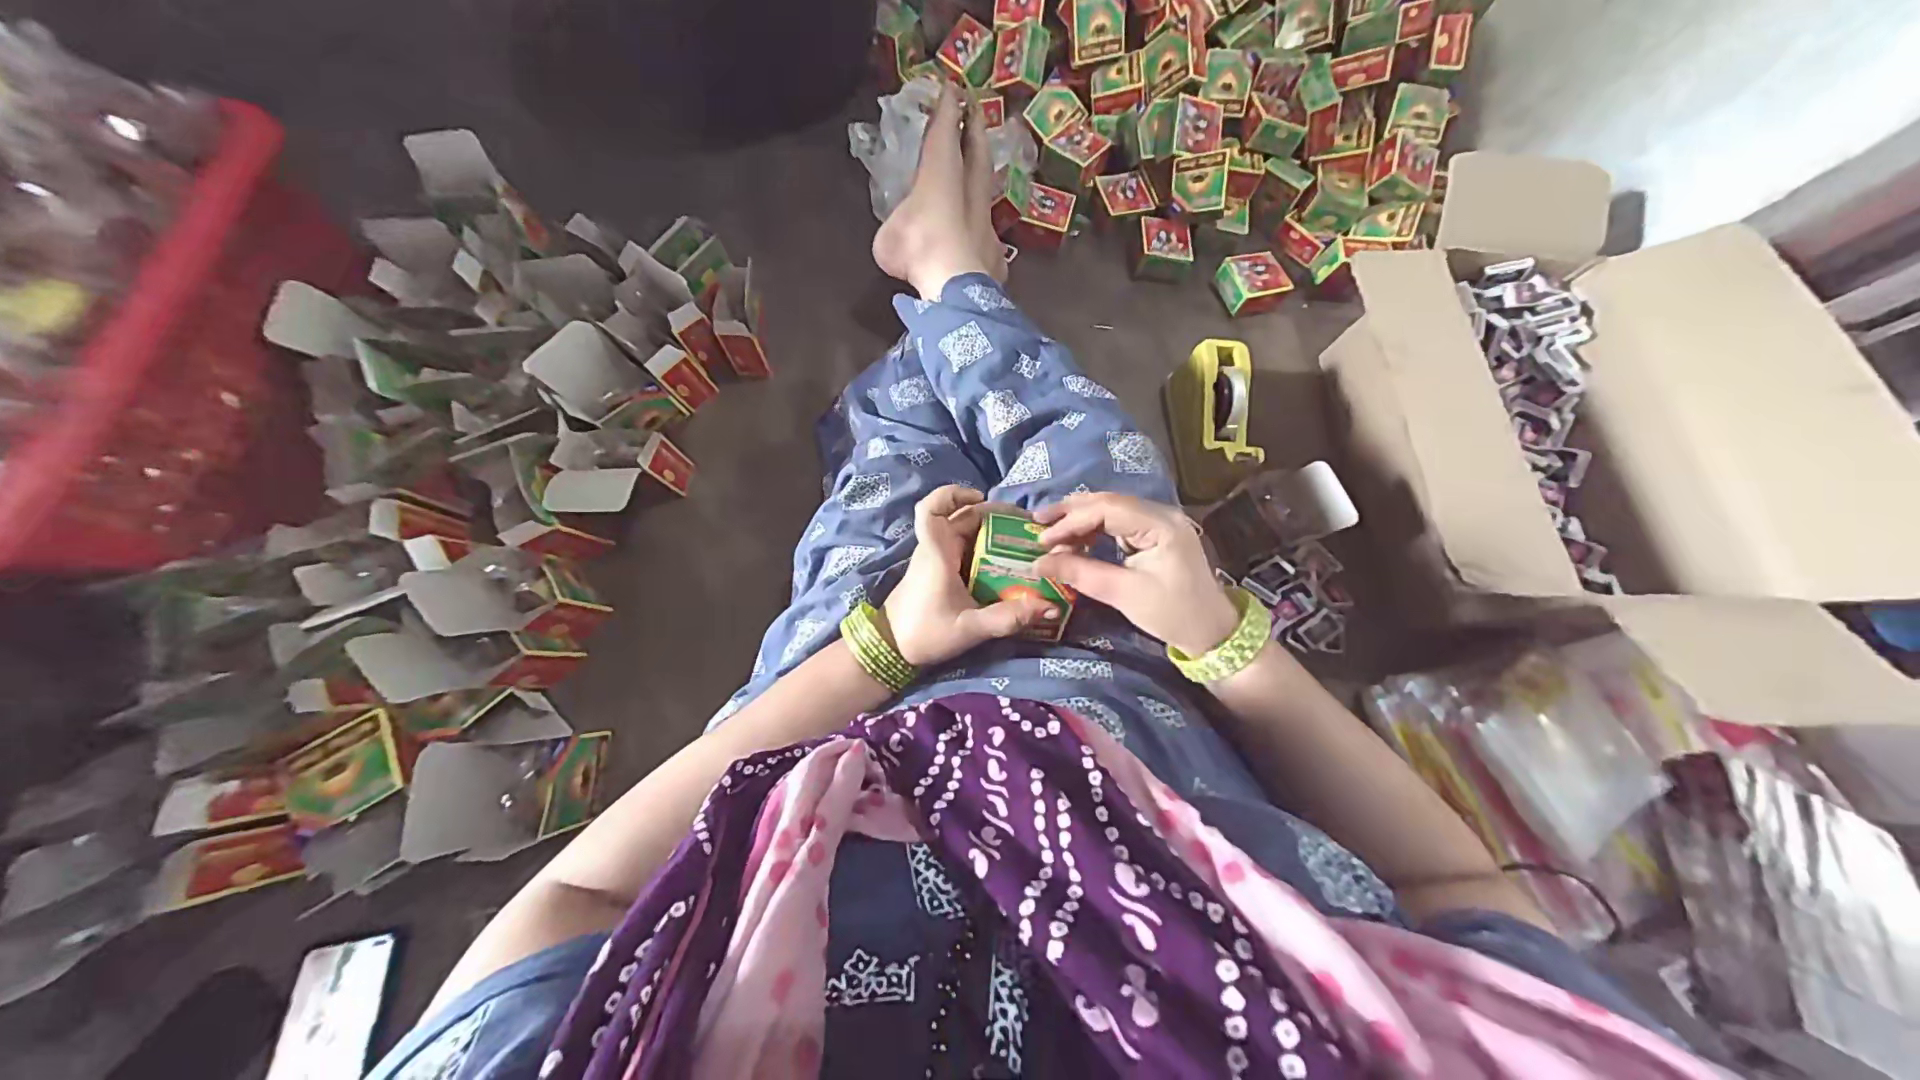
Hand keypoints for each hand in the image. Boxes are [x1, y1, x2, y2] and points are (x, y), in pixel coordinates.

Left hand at [882, 485, 1055, 666]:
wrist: (892, 650)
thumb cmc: (924, 632)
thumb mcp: (969, 628)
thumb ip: (1008, 618)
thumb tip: (1049, 607)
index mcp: (937, 553)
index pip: (931, 508)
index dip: (952, 494)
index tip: (980, 496)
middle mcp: (935, 550)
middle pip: (962, 517)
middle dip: (994, 516)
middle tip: (1027, 527)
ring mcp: (937, 560)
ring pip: (965, 534)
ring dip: (992, 534)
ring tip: (1024, 543)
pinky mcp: (940, 574)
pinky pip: (965, 551)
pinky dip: (985, 550)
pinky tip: (1007, 563)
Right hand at [1033, 493, 1239, 655]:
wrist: (1212, 631)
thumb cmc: (1172, 613)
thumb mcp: (1123, 594)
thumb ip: (1080, 574)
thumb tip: (1038, 563)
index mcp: (1160, 524)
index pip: (1106, 509)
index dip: (1070, 522)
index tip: (1042, 540)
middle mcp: (1161, 513)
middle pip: (1107, 501)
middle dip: (1070, 513)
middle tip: (1037, 524)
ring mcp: (1160, 521)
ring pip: (1111, 509)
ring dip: (1079, 520)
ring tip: (1051, 533)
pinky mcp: (1155, 533)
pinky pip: (1118, 522)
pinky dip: (1093, 529)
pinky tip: (1075, 541)